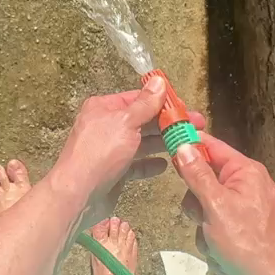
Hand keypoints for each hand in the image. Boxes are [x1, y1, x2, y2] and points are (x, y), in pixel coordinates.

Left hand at [50, 74, 189, 206]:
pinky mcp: (115, 171)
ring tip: (188, 144)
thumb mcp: (126, 122)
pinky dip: (150, 163)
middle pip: (143, 120)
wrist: (78, 194)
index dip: (163, 102)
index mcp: (105, 107)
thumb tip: (158, 79)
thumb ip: (145, 103)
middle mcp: (107, 125)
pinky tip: (166, 165)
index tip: (186, 108)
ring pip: (142, 142)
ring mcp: (110, 149)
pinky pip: (136, 164)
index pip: (139, 98)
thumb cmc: (101, 152)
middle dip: (168, 124)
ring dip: (163, 143)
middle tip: (196, 127)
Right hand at [172, 132, 274, 274]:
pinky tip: (225, 259)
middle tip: (203, 219)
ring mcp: (248, 209)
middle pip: (205, 181)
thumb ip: (197, 175)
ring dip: (206, 231)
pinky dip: (217, 244)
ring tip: (216, 246)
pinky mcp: (247, 230)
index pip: (211, 146)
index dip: (189, 146)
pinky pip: (219, 228)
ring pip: (208, 209)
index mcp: (245, 171)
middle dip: (198, 206)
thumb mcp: (216, 207)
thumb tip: (183, 145)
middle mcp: (248, 185)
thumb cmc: (247, 243)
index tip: (167, 149)